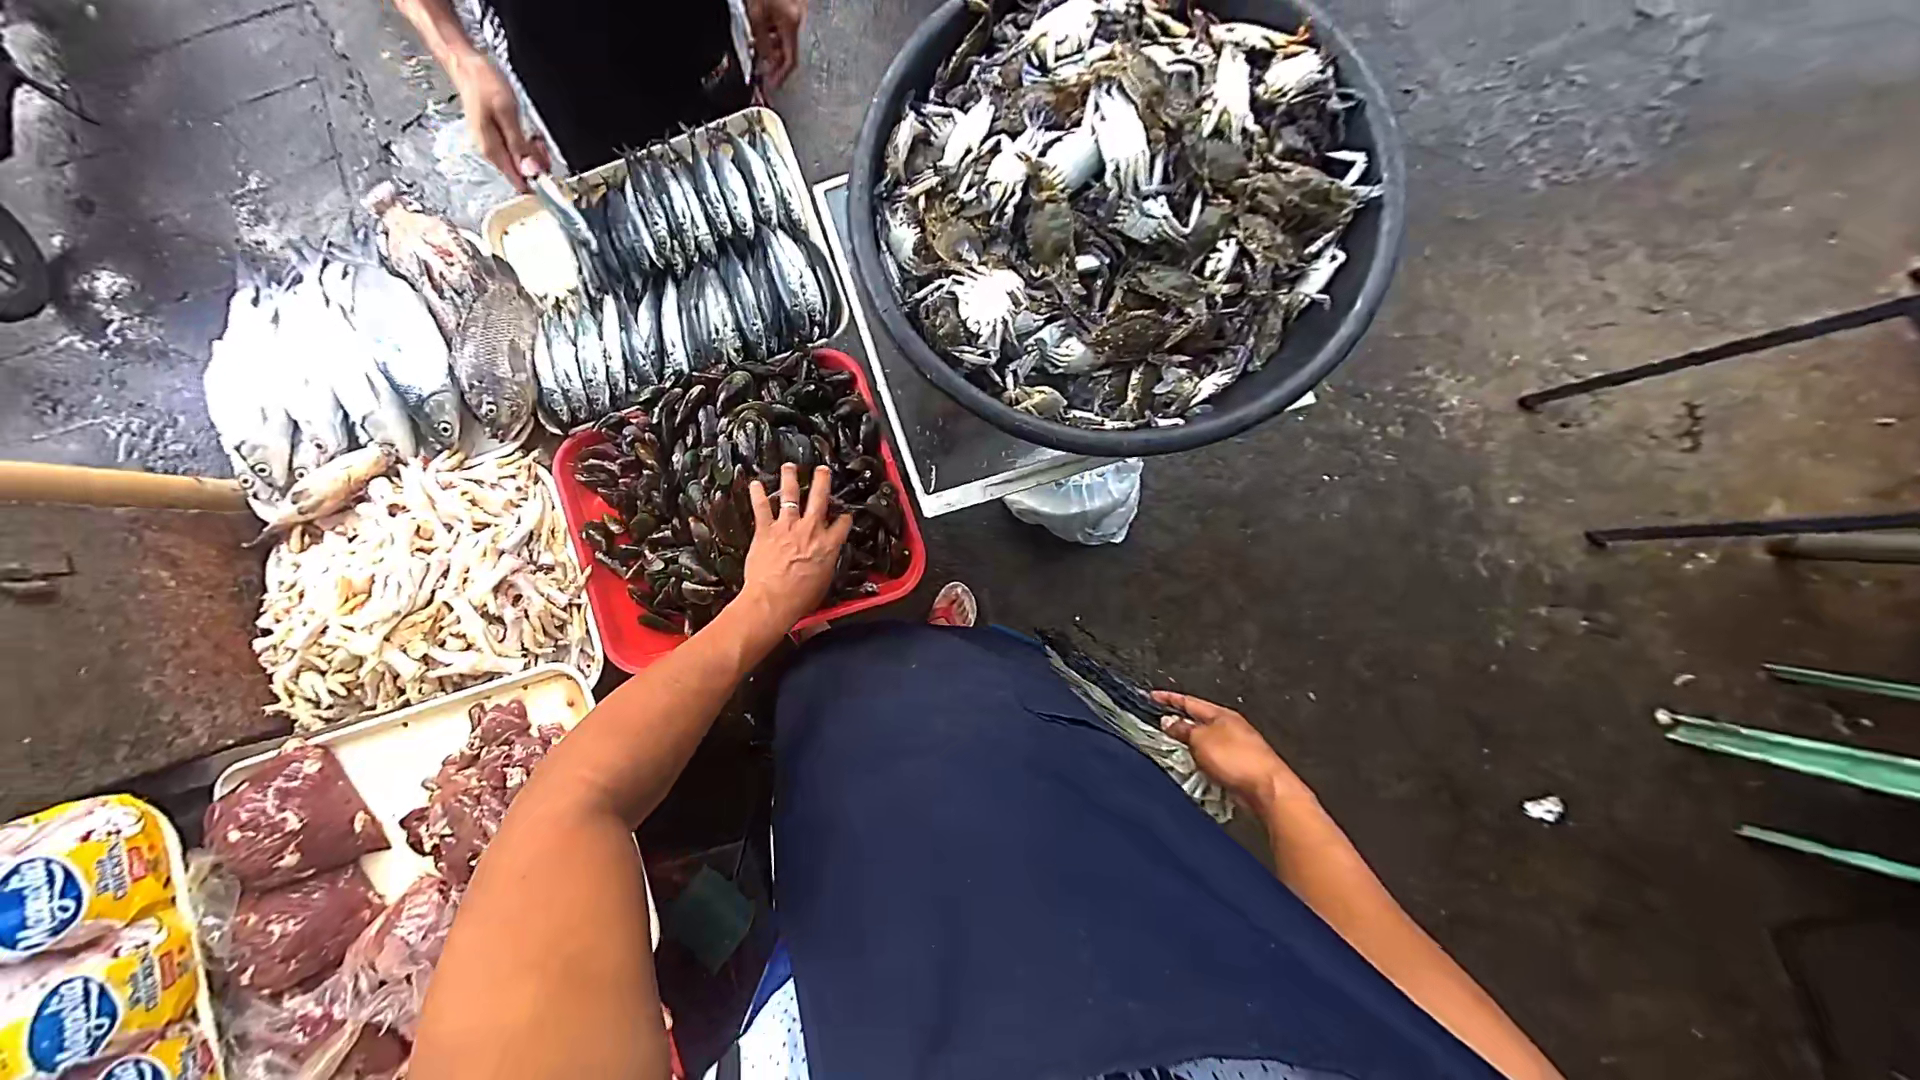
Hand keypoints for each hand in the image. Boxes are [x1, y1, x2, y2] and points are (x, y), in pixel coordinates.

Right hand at [450, 52, 547, 192]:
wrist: (466, 65)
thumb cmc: (484, 84)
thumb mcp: (507, 113)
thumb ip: (519, 144)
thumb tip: (532, 171)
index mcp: (493, 151)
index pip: (520, 183)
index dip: (538, 179)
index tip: (546, 166)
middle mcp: (493, 153)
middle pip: (524, 173)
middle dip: (538, 163)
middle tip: (539, 143)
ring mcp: (495, 146)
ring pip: (524, 162)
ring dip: (534, 152)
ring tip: (533, 135)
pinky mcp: (499, 139)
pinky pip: (520, 151)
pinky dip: (529, 144)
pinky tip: (528, 132)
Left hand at [741, 463, 851, 630]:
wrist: (773, 600)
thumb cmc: (799, 597)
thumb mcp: (824, 582)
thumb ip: (826, 565)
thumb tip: (825, 563)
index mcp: (829, 545)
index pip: (842, 523)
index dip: (845, 516)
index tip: (845, 513)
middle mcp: (810, 530)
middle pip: (820, 498)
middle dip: (822, 481)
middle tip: (822, 470)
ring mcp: (787, 527)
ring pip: (791, 495)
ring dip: (791, 478)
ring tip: (790, 467)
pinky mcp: (766, 531)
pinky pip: (761, 508)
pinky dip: (757, 495)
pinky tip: (755, 484)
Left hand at [746, 0, 806, 88]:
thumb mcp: (755, 15)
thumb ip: (762, 42)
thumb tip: (765, 60)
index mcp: (793, 24)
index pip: (791, 61)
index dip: (781, 75)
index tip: (773, 84)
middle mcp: (802, 20)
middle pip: (791, 50)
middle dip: (776, 60)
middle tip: (764, 67)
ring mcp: (801, 13)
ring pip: (790, 39)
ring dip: (775, 46)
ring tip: (761, 46)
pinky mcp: (796, 7)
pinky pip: (789, 27)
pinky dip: (778, 33)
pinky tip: (767, 31)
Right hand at [1152, 691, 1314, 815]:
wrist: (1268, 790)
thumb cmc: (1240, 760)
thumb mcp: (1200, 739)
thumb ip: (1182, 728)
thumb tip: (1170, 722)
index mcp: (1221, 715)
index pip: (1189, 701)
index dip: (1169, 698)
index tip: (1154, 697)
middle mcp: (1230, 729)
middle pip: (1197, 722)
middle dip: (1178, 725)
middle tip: (1160, 727)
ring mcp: (1236, 748)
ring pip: (1204, 744)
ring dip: (1189, 748)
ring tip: (1177, 755)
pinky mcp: (1239, 768)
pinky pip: (1212, 762)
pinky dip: (1201, 765)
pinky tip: (1196, 771)